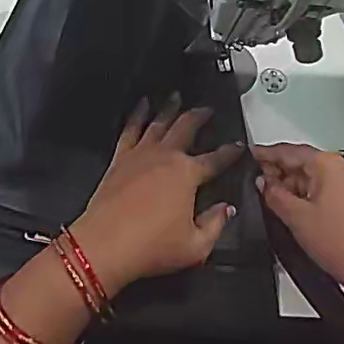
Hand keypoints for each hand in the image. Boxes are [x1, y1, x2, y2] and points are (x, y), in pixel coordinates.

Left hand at [69, 96, 242, 292]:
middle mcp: (165, 158)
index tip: (237, 146)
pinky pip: (131, 128)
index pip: (216, 159)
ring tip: (176, 97)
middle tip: (207, 110)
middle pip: (187, 127)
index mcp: (187, 175)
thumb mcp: (195, 246)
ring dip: (170, 108)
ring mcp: (140, 155)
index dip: (230, 152)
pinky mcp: (119, 159)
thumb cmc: (148, 246)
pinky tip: (140, 106)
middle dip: (200, 116)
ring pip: (159, 122)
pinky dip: (137, 114)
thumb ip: (215, 225)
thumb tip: (224, 211)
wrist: (106, 244)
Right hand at [254, 143, 343, 304]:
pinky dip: (300, 201)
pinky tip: (290, 215)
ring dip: (288, 190)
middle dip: (275, 174)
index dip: (264, 154)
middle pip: (297, 163)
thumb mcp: (295, 216)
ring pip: (306, 180)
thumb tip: (263, 183)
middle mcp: (338, 171)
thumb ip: (273, 194)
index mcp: (327, 164)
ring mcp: (343, 188)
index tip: (248, 158)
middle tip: (255, 186)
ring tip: (272, 206)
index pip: (287, 150)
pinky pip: (316, 194)